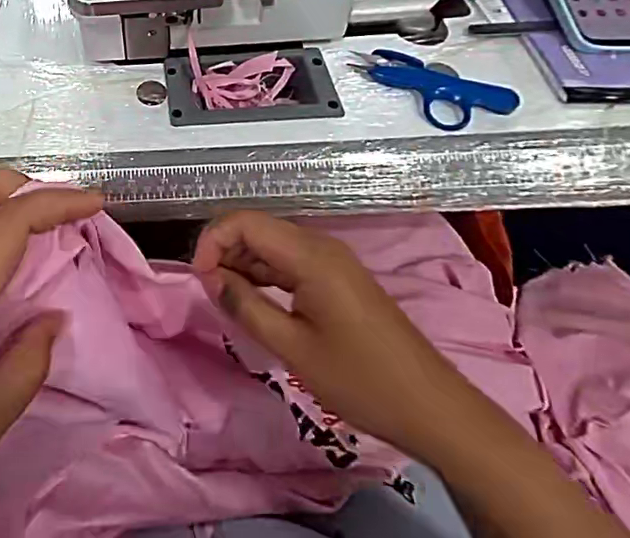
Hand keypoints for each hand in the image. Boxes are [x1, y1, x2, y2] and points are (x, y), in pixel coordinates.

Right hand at [194, 212, 629, 537]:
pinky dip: (264, 275)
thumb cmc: (360, 379)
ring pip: (272, 245)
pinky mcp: (337, 278)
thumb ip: (245, 306)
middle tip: (209, 295)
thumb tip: (210, 278)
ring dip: (243, 265)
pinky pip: (289, 262)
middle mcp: (320, 246)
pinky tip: (254, 302)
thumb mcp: (293, 348)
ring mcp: (332, 260)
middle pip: (257, 228)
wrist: (431, 406)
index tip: (199, 280)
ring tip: (226, 302)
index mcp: (310, 255)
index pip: (244, 221)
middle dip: (224, 252)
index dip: (212, 242)